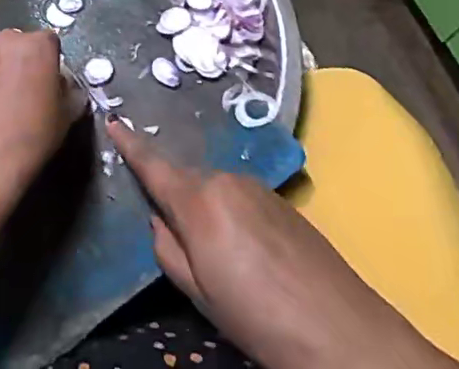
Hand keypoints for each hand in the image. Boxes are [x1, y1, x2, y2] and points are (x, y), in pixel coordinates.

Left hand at [0, 28, 75, 189]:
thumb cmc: (34, 131)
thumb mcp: (67, 114)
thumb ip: (70, 92)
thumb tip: (65, 88)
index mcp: (38, 43)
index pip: (52, 42)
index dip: (55, 62)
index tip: (55, 83)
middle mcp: (9, 40)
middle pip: (26, 45)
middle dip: (32, 62)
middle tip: (37, 90)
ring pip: (5, 56)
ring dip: (12, 70)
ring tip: (15, 101)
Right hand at [107, 119, 458, 368]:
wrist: (345, 336)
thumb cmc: (259, 318)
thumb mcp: (199, 293)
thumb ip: (168, 249)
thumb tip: (161, 221)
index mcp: (198, 201)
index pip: (154, 166)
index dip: (131, 144)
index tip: (113, 121)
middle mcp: (225, 181)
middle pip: (187, 181)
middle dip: (178, 199)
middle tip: (183, 242)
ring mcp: (258, 188)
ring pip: (216, 190)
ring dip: (209, 211)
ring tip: (223, 257)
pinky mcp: (283, 201)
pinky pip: (241, 199)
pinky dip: (234, 216)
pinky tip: (252, 255)